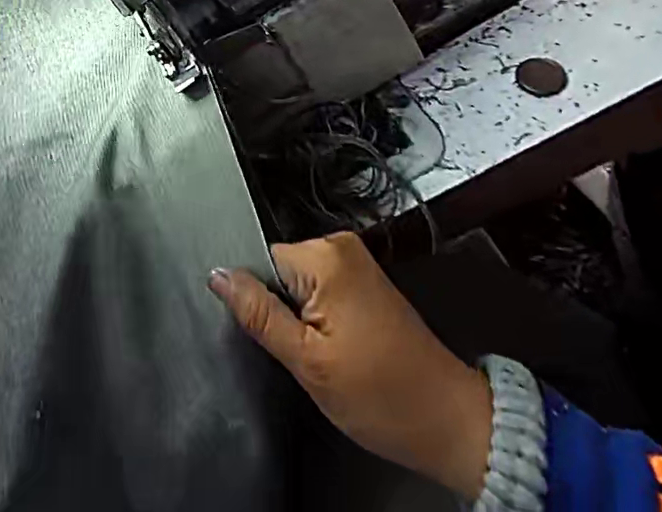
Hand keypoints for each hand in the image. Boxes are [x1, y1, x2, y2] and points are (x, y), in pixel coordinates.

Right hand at [209, 232, 492, 497]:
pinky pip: (318, 288)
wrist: (441, 414)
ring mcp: (355, 262)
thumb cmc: (383, 393)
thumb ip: (258, 313)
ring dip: (296, 316)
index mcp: (327, 256)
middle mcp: (342, 247)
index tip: (267, 331)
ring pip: (296, 281)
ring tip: (318, 352)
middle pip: (278, 268)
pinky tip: (330, 346)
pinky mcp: (362, 280)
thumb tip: (220, 276)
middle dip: (276, 308)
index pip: (261, 259)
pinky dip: (314, 317)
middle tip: (297, 350)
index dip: (254, 298)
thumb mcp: (306, 360)